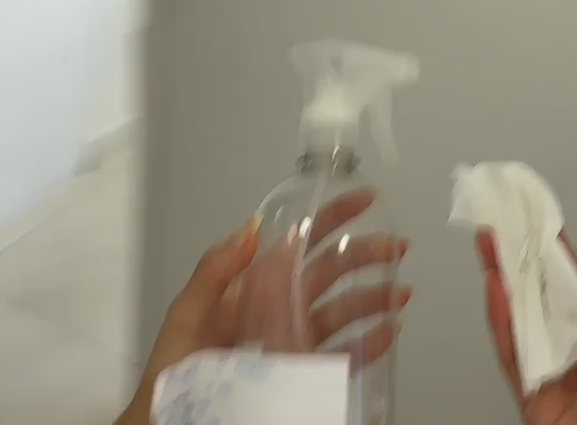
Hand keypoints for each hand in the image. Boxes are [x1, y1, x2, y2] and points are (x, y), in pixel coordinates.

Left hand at [117, 200, 409, 424]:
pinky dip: (370, 344)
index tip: (366, 199)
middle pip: (333, 270)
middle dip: (367, 253)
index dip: (334, 217)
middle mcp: (282, 306)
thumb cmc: (176, 370)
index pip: (302, 241)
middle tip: (398, 246)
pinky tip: (389, 332)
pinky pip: (343, 358)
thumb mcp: (188, 313)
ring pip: (345, 310)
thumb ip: (217, 268)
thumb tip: (253, 224)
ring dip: (375, 297)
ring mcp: (295, 342)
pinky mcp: (304, 377)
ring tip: (400, 292)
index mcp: (257, 284)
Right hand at [475, 230, 576, 424]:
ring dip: (501, 283)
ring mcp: (550, 376)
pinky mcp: (532, 401)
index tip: (533, 221)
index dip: (549, 254)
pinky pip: (512, 358)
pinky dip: (500, 323)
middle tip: (498, 227)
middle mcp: (570, 351)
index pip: (567, 287)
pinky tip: (496, 290)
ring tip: (490, 247)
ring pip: (517, 322)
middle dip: (514, 262)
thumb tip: (571, 278)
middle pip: (535, 299)